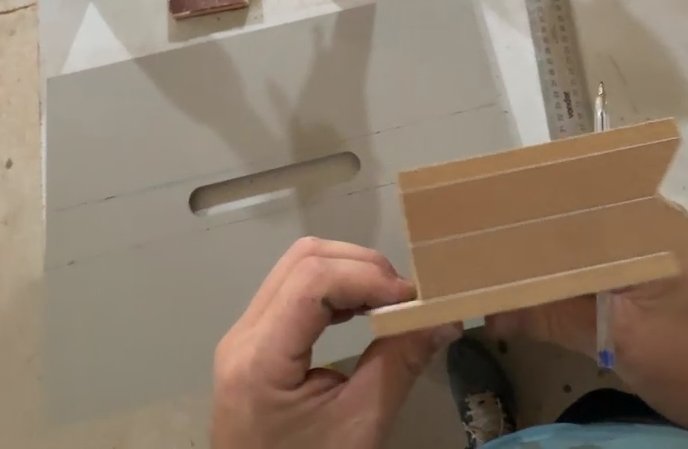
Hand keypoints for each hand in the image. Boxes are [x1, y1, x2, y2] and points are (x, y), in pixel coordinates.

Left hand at [212, 237, 459, 448]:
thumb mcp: (359, 427)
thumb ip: (399, 364)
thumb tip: (445, 318)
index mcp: (259, 357)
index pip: (312, 280)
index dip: (367, 276)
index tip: (410, 299)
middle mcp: (242, 333)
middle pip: (304, 260)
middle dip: (361, 266)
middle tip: (402, 297)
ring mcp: (243, 333)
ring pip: (297, 265)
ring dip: (348, 271)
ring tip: (386, 301)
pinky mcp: (252, 339)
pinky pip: (292, 287)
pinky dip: (332, 287)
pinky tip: (360, 308)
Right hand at [486, 211, 687, 442]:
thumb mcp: (622, 343)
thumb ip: (556, 318)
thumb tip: (491, 310)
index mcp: (653, 222)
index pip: (579, 201)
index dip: (531, 209)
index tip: (487, 220)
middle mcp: (653, 216)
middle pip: (579, 212)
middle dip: (532, 227)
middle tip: (483, 239)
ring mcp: (653, 236)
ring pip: (587, 232)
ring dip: (548, 247)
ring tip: (499, 254)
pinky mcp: (649, 259)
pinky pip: (600, 251)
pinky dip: (570, 263)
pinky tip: (538, 275)